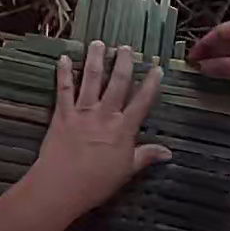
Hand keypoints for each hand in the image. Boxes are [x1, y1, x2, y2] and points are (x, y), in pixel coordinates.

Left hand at [18, 41, 169, 216]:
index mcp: (123, 129)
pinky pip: (63, 90)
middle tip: (126, 47)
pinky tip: (64, 59)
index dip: (151, 84)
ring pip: (91, 80)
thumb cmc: (97, 183)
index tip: (157, 68)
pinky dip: (64, 73)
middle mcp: (105, 114)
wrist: (61, 186)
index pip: (142, 101)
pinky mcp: (62, 114)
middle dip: (123, 63)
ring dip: (95, 60)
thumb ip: (146, 156)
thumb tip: (168, 152)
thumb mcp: (127, 171)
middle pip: (117, 83)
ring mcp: (82, 112)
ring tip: (98, 43)